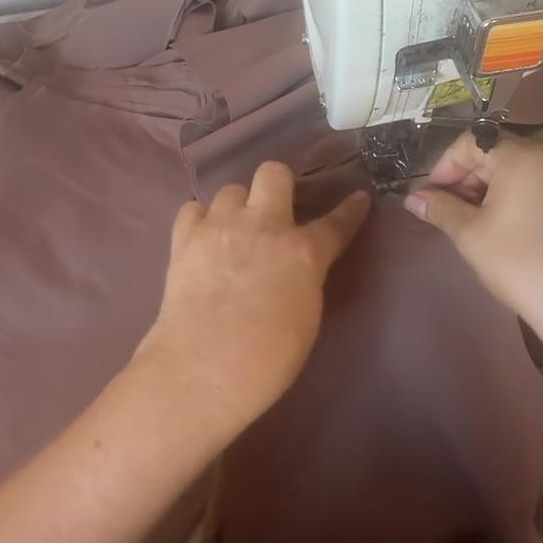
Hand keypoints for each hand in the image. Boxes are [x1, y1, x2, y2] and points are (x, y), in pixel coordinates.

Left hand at [135, 162, 370, 435]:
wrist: (201, 369)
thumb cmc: (266, 360)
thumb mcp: (306, 317)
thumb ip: (305, 278)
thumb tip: (298, 264)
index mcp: (302, 252)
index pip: (335, 223)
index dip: (350, 209)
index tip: (358, 198)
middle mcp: (263, 226)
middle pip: (273, 173)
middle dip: (279, 184)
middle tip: (276, 210)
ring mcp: (220, 226)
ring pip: (231, 189)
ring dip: (238, 207)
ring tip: (234, 232)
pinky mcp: (185, 237)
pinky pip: (193, 208)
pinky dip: (201, 220)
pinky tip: (203, 239)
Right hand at [404, 131, 542, 324]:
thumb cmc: (522, 266)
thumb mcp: (470, 235)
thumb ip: (440, 208)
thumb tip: (413, 198)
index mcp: (523, 158)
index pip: (473, 142)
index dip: (446, 165)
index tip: (433, 195)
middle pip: (501, 153)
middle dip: (472, 177)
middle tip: (454, 210)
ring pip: (527, 169)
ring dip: (499, 186)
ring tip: (485, 220)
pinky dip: (529, 196)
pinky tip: (520, 227)